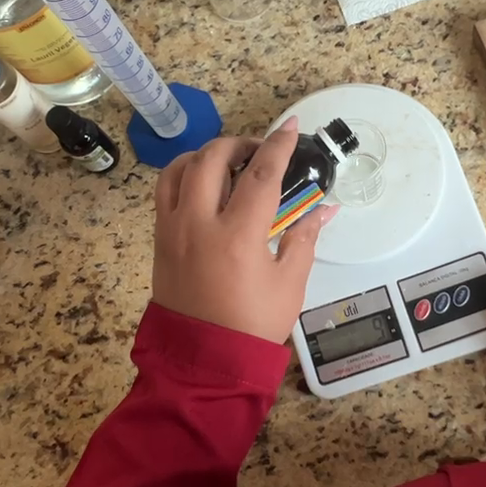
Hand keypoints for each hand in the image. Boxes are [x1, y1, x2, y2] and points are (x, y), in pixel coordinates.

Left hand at [152, 117, 335, 342]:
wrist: (204, 360)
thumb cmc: (253, 324)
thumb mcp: (289, 283)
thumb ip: (304, 238)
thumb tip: (325, 209)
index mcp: (237, 236)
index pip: (261, 174)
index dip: (279, 146)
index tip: (292, 127)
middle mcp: (198, 224)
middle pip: (213, 158)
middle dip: (240, 144)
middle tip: (260, 151)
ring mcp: (173, 230)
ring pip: (180, 168)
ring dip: (206, 155)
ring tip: (228, 162)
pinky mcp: (160, 240)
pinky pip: (164, 191)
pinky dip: (184, 175)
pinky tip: (203, 184)